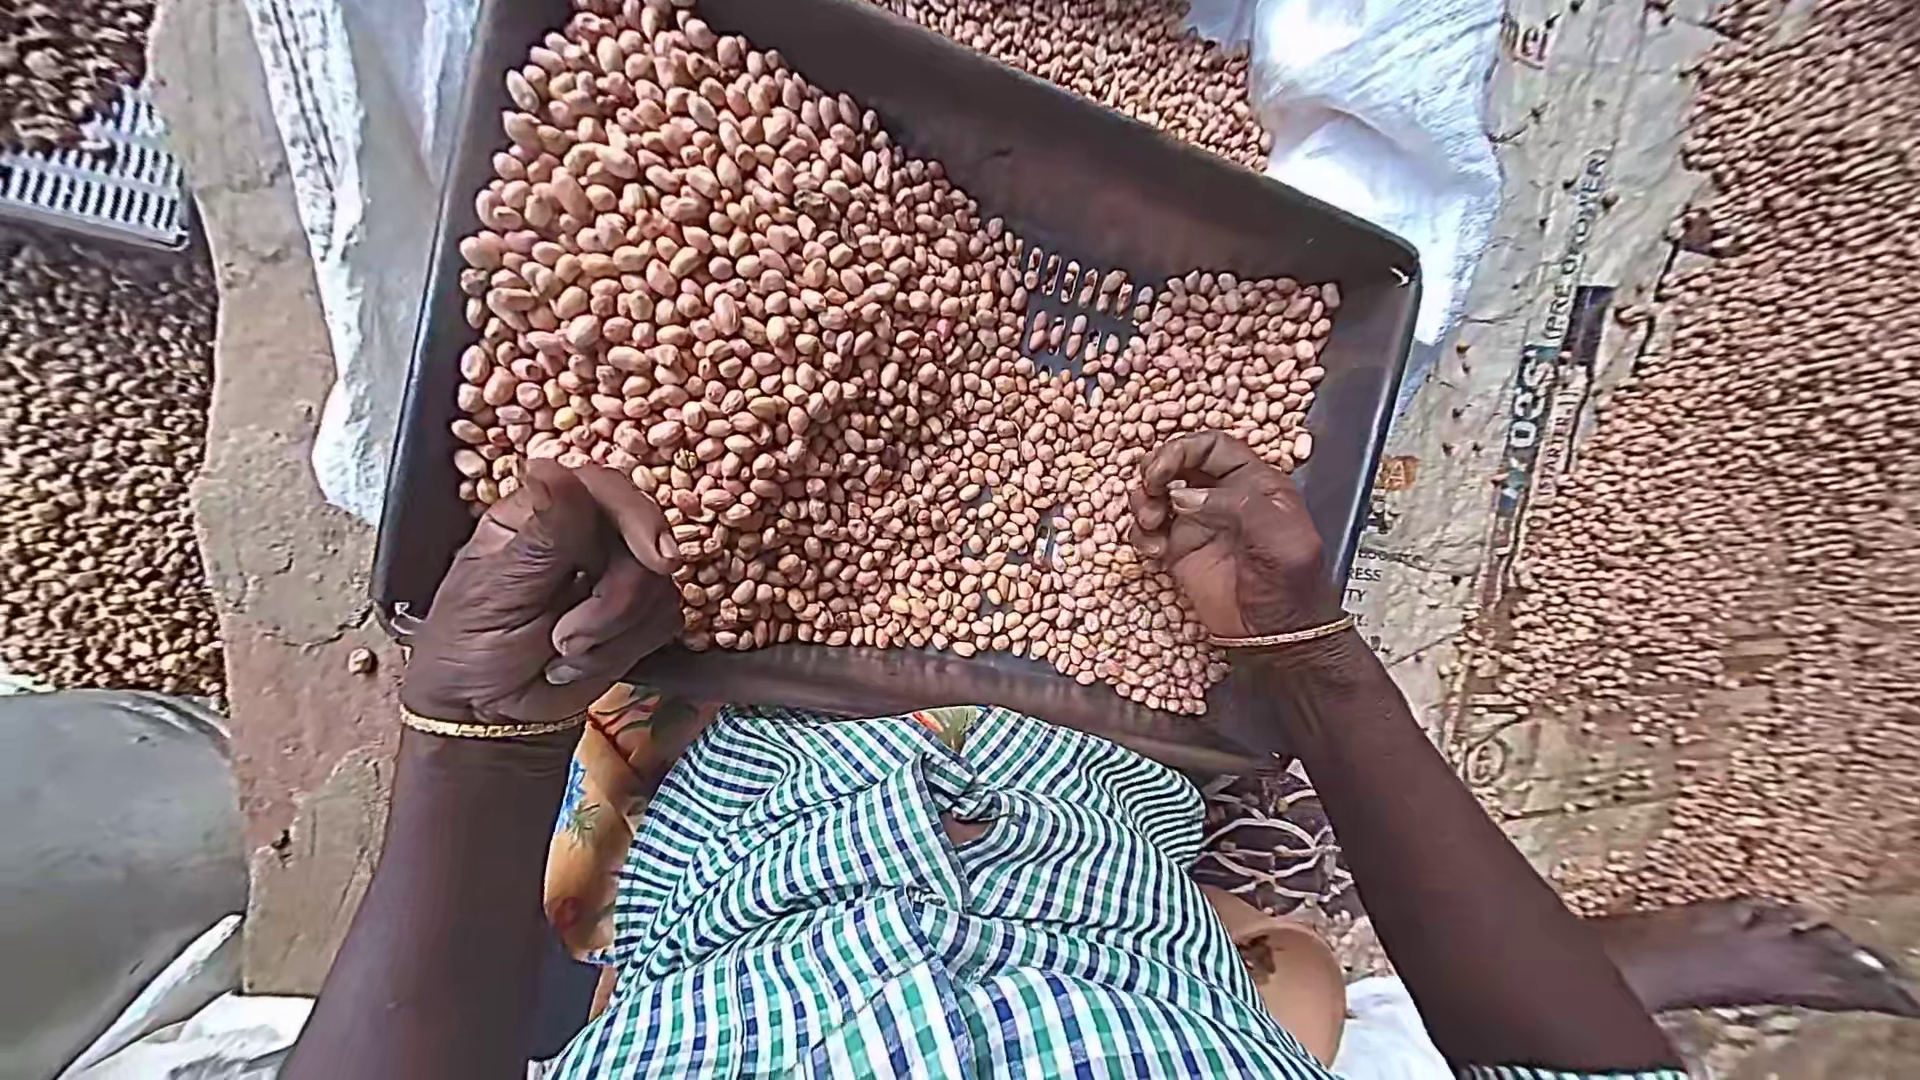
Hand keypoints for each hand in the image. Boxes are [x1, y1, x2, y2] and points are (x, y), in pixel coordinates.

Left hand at [401, 461, 683, 727]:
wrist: (490, 717)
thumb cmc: (468, 651)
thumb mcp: (494, 595)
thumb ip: (539, 537)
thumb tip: (553, 470)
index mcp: (541, 516)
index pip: (605, 489)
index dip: (637, 517)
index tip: (658, 560)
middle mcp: (587, 537)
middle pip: (646, 540)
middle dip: (617, 598)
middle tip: (573, 638)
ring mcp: (620, 574)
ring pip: (660, 585)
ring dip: (612, 631)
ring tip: (561, 655)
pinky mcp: (642, 612)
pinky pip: (666, 618)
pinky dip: (625, 648)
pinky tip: (581, 662)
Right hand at [1127, 431, 1342, 637]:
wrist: (1275, 634)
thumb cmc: (1291, 584)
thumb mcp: (1281, 536)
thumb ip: (1237, 504)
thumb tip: (1181, 494)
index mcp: (1252, 483)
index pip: (1212, 447)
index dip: (1183, 449)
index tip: (1162, 470)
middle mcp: (1219, 497)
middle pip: (1176, 464)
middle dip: (1154, 472)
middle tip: (1150, 491)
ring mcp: (1194, 523)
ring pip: (1155, 494)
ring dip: (1143, 503)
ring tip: (1151, 524)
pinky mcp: (1176, 551)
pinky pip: (1146, 531)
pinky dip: (1141, 536)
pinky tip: (1155, 552)